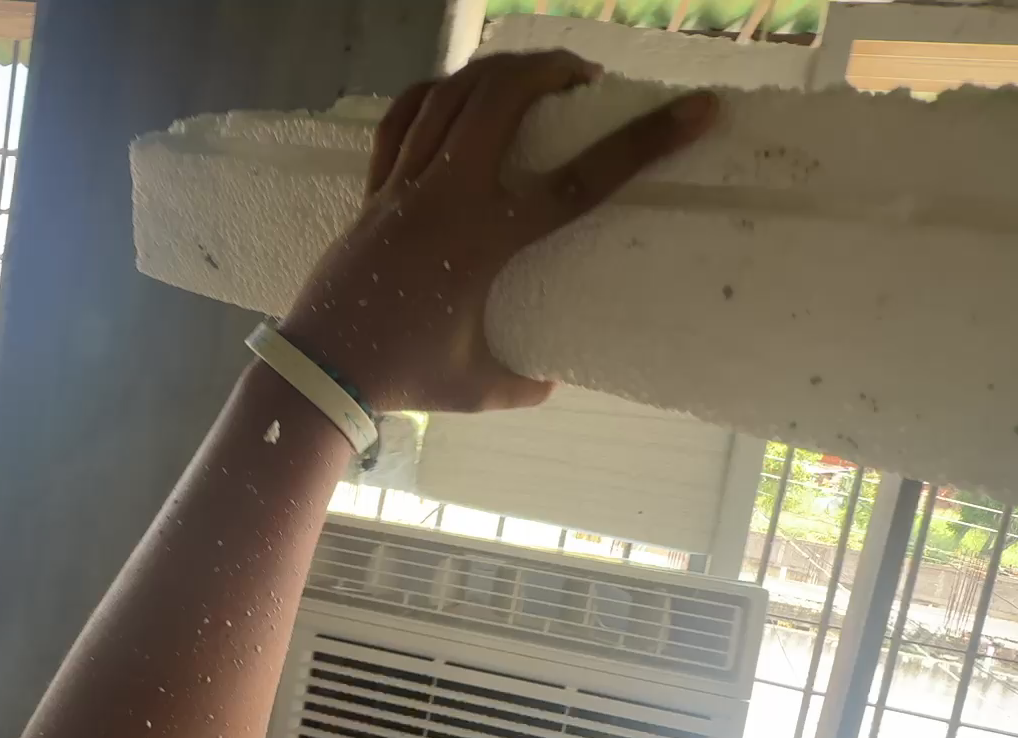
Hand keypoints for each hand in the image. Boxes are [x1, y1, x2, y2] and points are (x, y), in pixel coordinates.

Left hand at [278, 50, 717, 414]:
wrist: (321, 369)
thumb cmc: (400, 377)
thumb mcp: (474, 388)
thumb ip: (522, 385)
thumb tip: (551, 381)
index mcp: (484, 241)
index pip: (579, 182)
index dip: (644, 143)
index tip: (695, 110)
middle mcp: (446, 197)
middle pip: (504, 97)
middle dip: (552, 68)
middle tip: (580, 82)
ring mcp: (403, 188)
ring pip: (451, 96)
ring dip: (496, 71)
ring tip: (525, 76)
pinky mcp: (372, 192)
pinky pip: (399, 123)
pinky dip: (429, 94)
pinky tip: (449, 93)